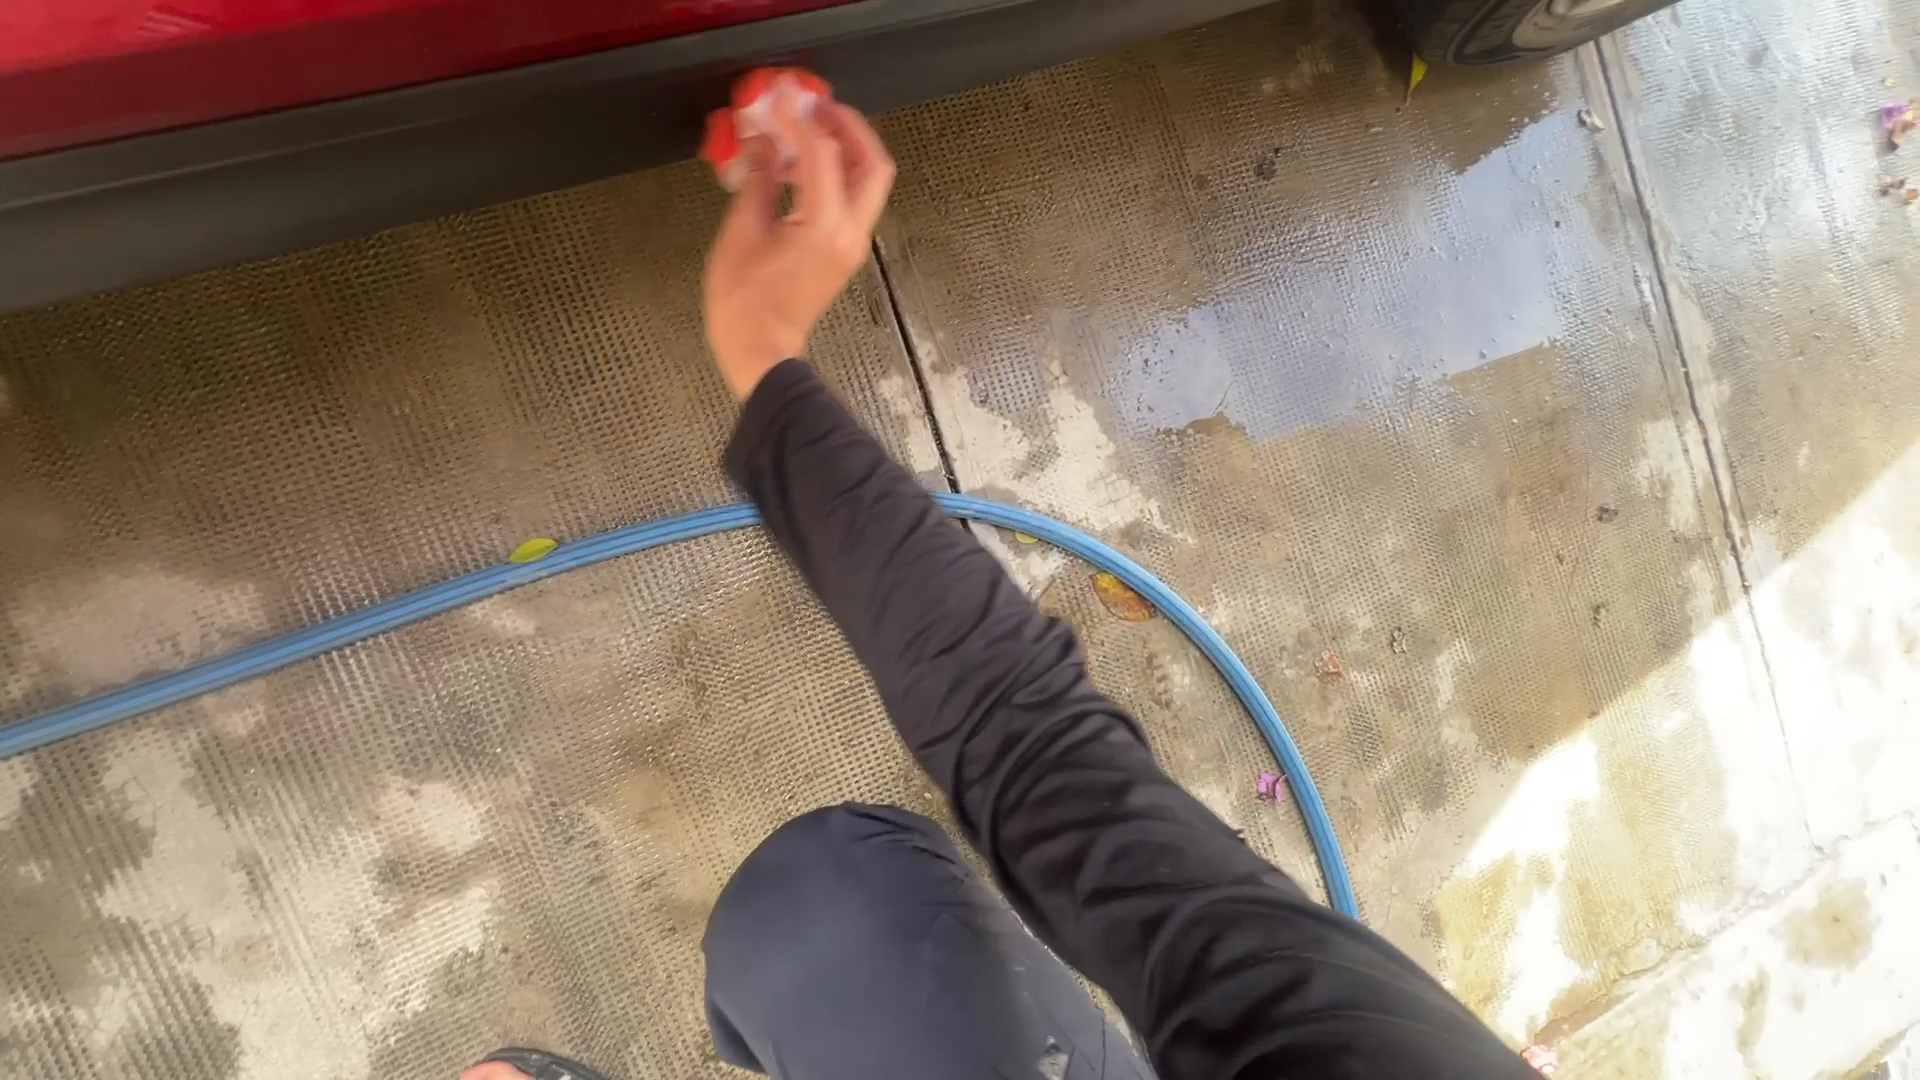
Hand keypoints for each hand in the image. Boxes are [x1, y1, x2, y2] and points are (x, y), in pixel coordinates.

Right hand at [703, 93, 896, 398]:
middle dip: (847, 127)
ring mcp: (852, 246)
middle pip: (873, 163)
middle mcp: (850, 235)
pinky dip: (835, 176)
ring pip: (868, 182)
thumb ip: (759, 179)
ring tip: (800, 134)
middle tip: (813, 106)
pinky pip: (852, 202)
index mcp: (824, 228)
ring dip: (843, 149)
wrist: (761, 350)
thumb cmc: (745, 304)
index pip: (823, 152)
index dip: (799, 118)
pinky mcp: (845, 253)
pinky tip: (798, 169)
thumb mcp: (742, 232)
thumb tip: (763, 142)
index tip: (777, 99)